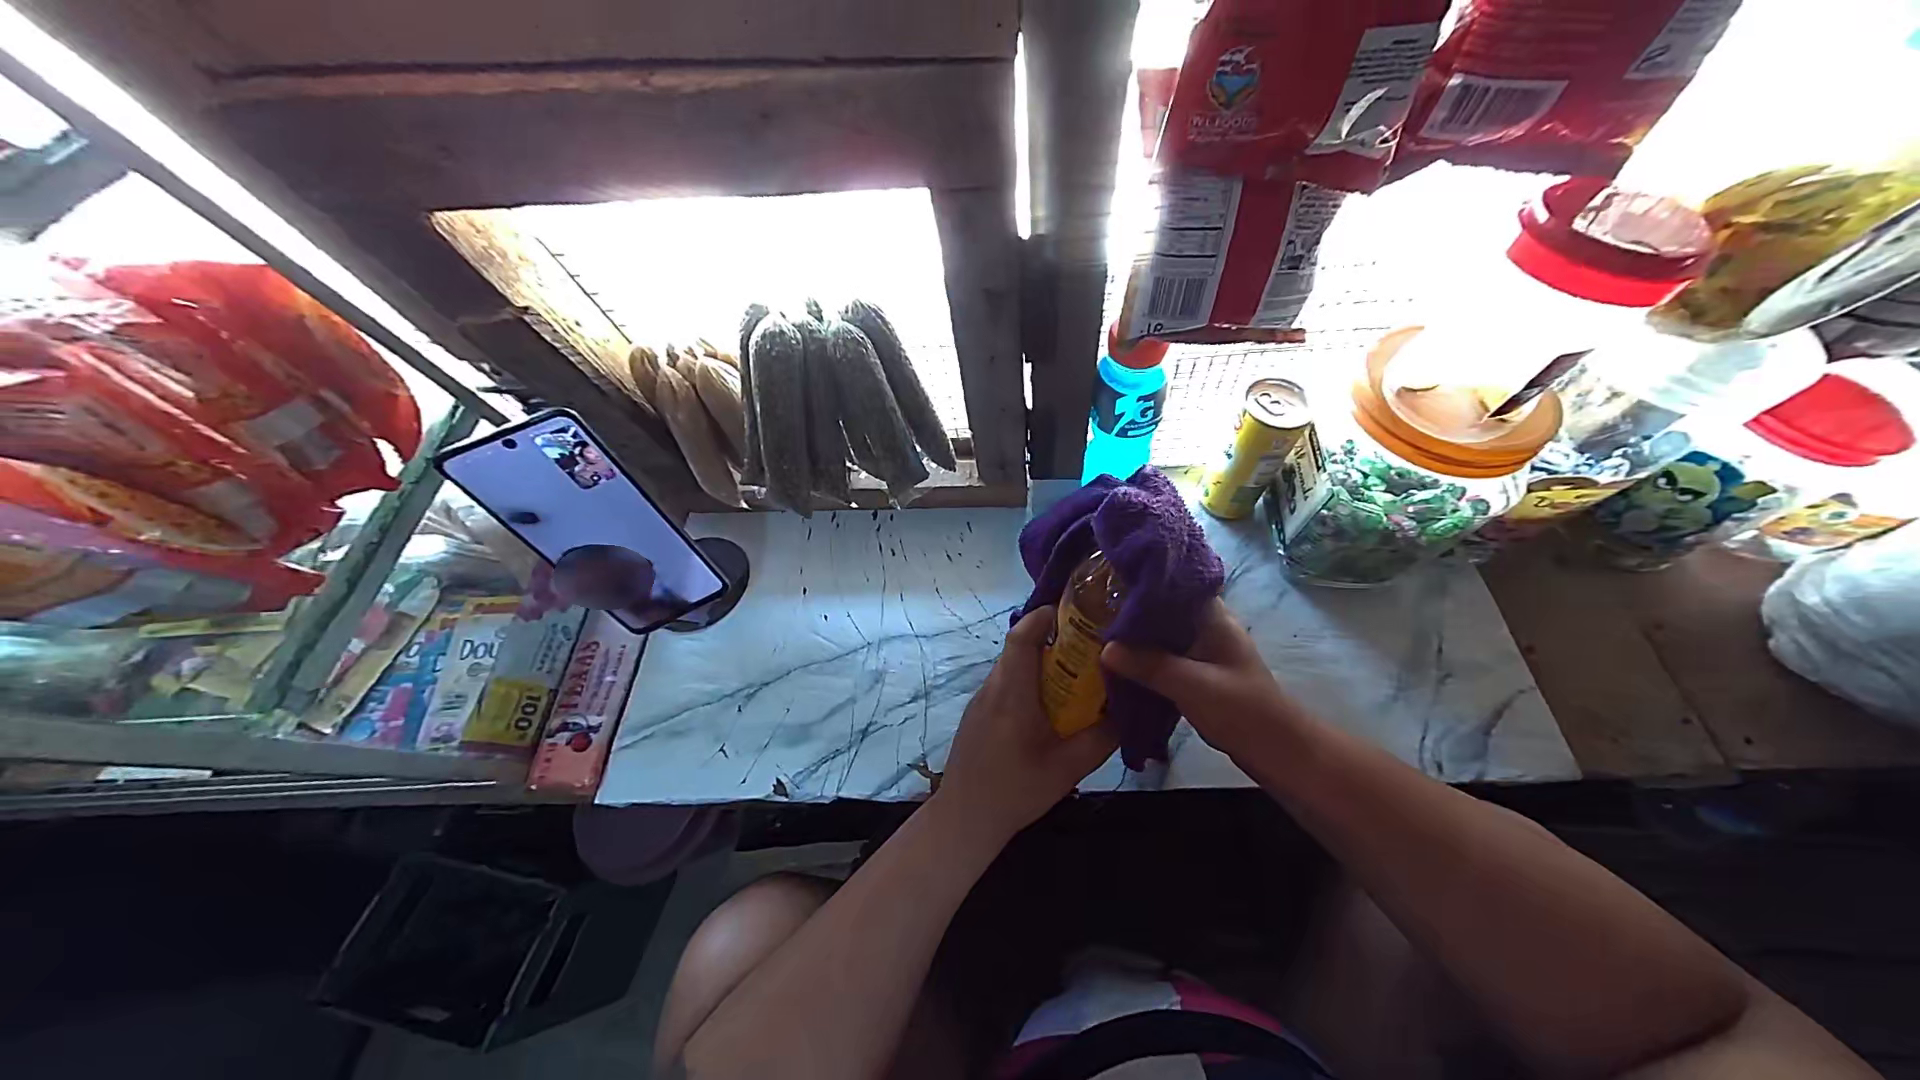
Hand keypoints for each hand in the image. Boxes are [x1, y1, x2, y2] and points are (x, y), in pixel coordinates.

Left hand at [937, 606, 1117, 841]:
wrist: (965, 816)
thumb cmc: (1015, 791)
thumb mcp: (1068, 768)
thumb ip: (1101, 737)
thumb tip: (1128, 709)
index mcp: (1012, 694)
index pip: (1022, 637)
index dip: (1046, 617)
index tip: (1076, 612)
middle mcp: (992, 687)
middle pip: (1020, 646)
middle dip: (1054, 639)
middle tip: (1089, 645)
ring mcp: (981, 698)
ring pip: (1012, 664)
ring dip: (1041, 661)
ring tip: (1075, 673)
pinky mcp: (978, 711)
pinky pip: (1006, 681)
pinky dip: (1028, 678)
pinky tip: (1049, 701)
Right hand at [1101, 598, 1305, 759]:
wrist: (1278, 751)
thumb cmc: (1241, 710)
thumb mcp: (1191, 685)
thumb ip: (1148, 665)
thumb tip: (1105, 648)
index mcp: (1212, 616)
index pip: (1173, 583)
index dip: (1141, 580)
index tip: (1106, 580)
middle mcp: (1207, 625)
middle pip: (1163, 607)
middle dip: (1130, 609)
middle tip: (1091, 608)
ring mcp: (1204, 649)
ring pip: (1162, 632)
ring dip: (1136, 635)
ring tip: (1098, 632)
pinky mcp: (1199, 670)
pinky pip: (1164, 654)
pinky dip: (1144, 656)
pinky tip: (1120, 662)